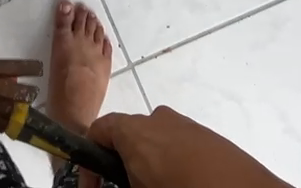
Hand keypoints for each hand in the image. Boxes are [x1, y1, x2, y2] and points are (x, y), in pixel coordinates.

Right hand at [81, 106, 294, 187]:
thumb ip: (122, 186)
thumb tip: (114, 185)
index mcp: (134, 132)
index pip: (97, 131)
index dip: (89, 164)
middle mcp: (157, 120)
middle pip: (127, 138)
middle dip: (122, 168)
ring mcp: (186, 127)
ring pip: (155, 144)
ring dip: (149, 169)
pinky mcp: (210, 139)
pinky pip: (180, 148)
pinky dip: (174, 168)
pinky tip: (186, 187)